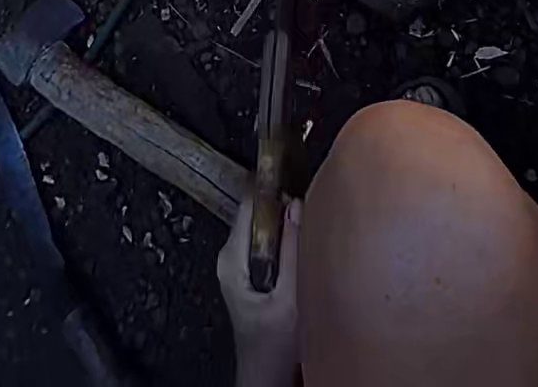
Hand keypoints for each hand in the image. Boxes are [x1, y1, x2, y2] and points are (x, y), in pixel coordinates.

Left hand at [216, 197, 300, 386]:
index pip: (247, 203)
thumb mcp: (288, 298)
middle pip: (256, 210)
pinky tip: (300, 233)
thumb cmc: (273, 347)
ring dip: (284, 216)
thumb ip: (292, 252)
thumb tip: (296, 205)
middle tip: (307, 196)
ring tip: (307, 212)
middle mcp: (230, 256)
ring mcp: (239, 262)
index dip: (268, 186)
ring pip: (263, 223)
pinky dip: (284, 231)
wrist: (266, 377)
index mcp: (231, 259)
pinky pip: (267, 236)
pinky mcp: (251, 268)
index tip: (290, 171)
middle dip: (280, 201)